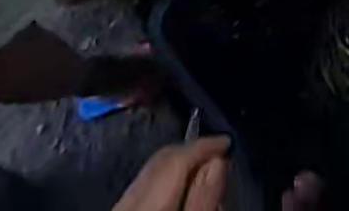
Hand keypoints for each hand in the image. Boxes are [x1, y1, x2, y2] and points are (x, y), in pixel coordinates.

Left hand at [112, 136, 231, 210]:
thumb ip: (203, 199)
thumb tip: (218, 160)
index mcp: (144, 202)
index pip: (177, 156)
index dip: (206, 144)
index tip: (228, 143)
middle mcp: (126, 198)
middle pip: (163, 159)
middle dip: (193, 153)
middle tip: (221, 158)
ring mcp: (120, 205)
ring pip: (152, 172)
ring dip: (181, 168)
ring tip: (205, 178)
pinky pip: (143, 187)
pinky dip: (165, 185)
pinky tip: (180, 193)